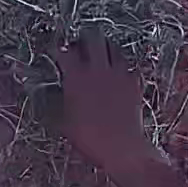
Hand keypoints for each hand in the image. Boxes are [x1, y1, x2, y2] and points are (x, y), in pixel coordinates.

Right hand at [56, 33, 160, 176]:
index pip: (65, 52)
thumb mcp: (63, 120)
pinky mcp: (133, 82)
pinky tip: (116, 72)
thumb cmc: (90, 137)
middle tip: (79, 44)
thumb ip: (58, 100)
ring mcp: (119, 74)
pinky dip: (120, 65)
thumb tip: (53, 93)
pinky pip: (127, 65)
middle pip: (92, 38)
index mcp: (77, 77)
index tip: (55, 51)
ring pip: (112, 47)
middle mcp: (98, 69)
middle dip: (84, 38)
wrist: (122, 148)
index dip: (58, 49)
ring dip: (104, 47)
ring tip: (98, 53)